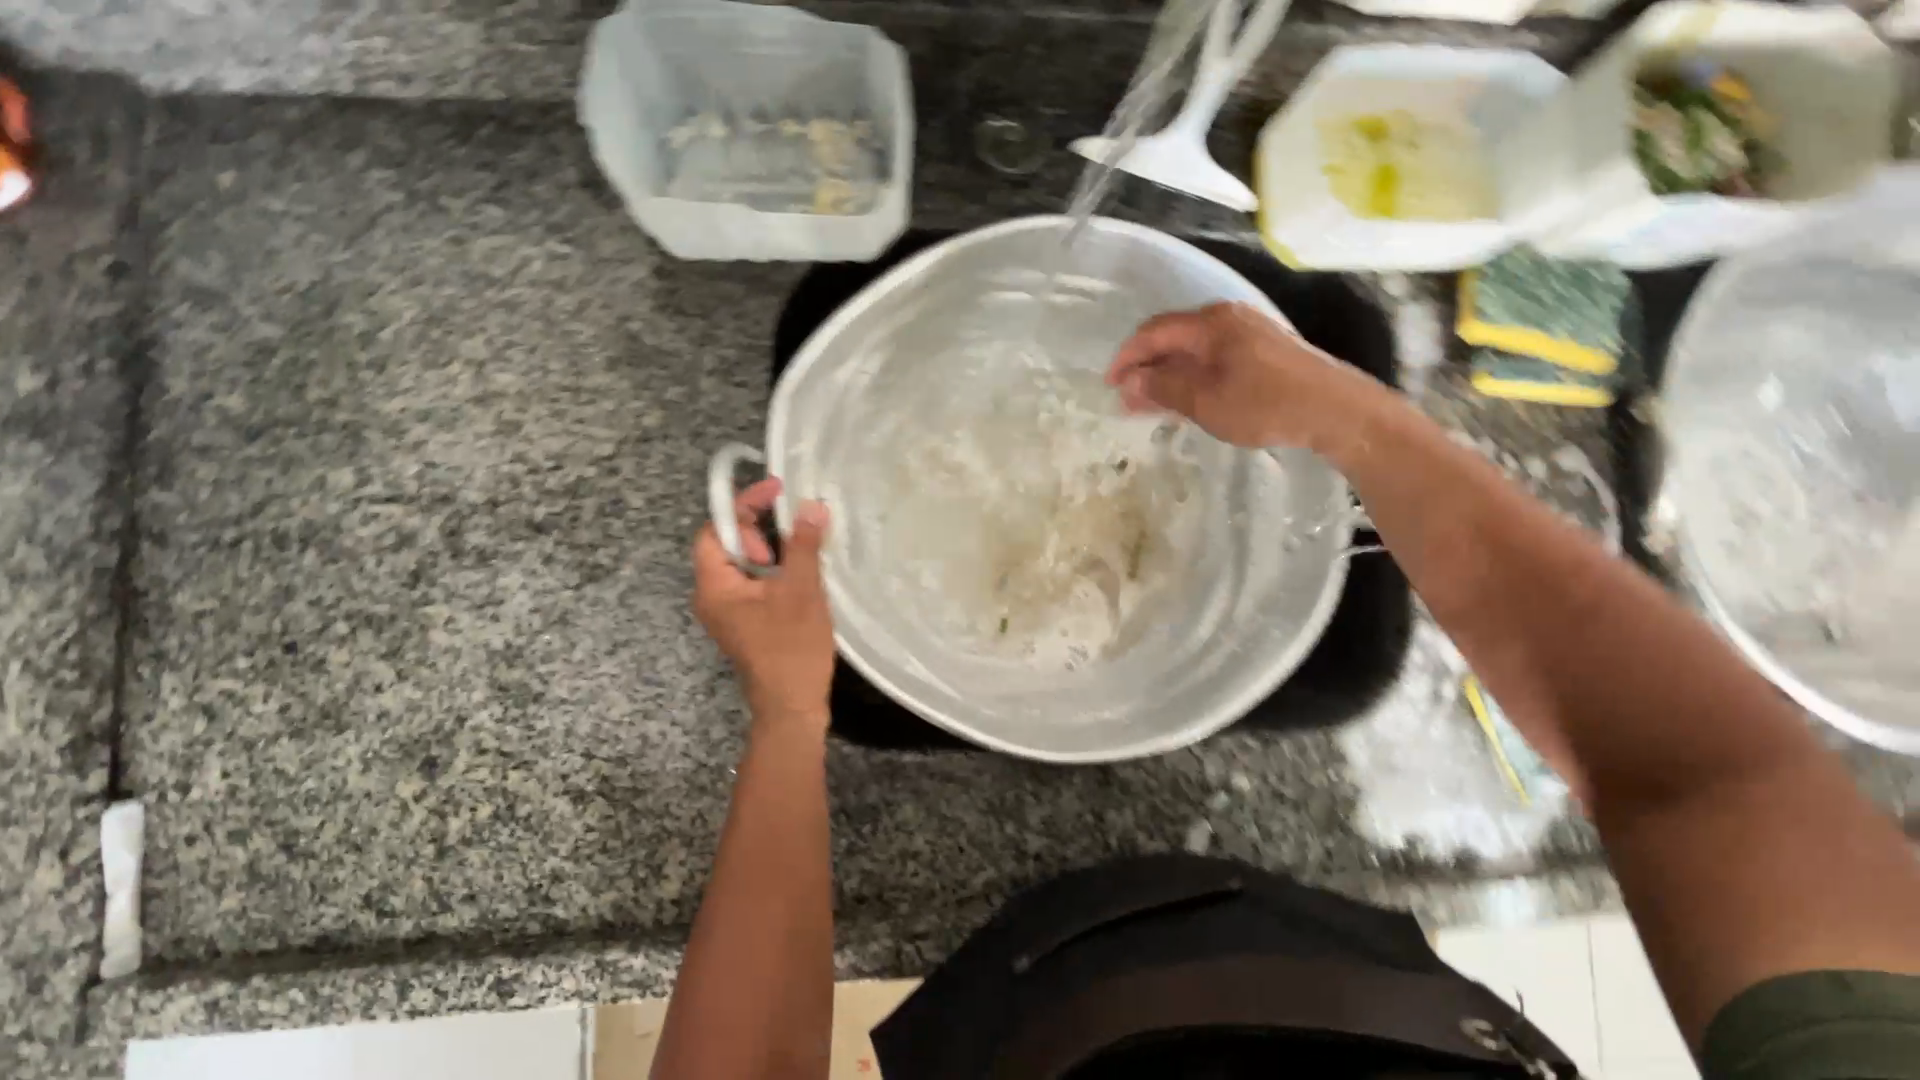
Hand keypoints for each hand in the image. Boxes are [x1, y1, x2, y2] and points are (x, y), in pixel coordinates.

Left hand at [692, 478, 834, 729]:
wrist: (792, 707)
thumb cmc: (791, 648)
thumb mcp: (801, 590)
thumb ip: (803, 544)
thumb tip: (810, 506)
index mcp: (714, 586)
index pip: (716, 529)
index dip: (744, 505)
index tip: (777, 489)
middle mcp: (712, 597)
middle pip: (725, 545)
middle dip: (757, 528)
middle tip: (789, 530)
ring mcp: (727, 613)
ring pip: (740, 566)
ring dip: (768, 550)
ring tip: (798, 552)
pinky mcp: (745, 625)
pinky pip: (751, 585)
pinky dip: (772, 571)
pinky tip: (798, 575)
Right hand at [1106, 302, 1379, 453]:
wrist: (1335, 411)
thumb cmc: (1265, 404)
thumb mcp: (1206, 400)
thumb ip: (1163, 388)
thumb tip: (1130, 381)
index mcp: (1210, 324)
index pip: (1153, 331)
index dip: (1127, 357)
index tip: (1109, 384)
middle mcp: (1227, 319)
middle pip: (1172, 338)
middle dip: (1145, 368)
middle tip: (1125, 400)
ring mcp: (1247, 334)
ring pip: (1193, 351)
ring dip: (1168, 376)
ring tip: (1149, 405)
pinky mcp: (1262, 352)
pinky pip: (1213, 359)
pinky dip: (1191, 378)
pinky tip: (1185, 400)